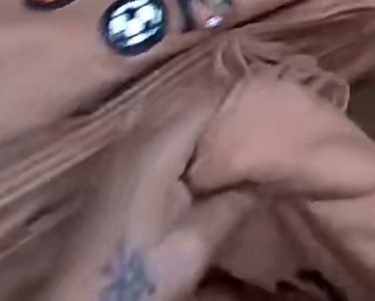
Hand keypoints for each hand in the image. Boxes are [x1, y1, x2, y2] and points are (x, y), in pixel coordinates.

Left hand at [41, 95, 256, 300]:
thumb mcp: (194, 247)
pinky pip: (150, 120)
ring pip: (165, 105)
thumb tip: (262, 174)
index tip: (263, 100)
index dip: (235, 96)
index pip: (204, 100)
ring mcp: (119, 145)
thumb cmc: (138, 278)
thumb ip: (231, 203)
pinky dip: (174, 120)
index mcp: (158, 145)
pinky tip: (190, 145)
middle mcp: (136, 133)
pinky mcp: (111, 161)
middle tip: (251, 112)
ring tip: (226, 125)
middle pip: (183, 96)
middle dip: (217, 99)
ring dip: (194, 108)